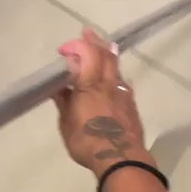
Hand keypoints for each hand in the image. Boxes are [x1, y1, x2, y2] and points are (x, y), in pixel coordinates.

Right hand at [54, 28, 152, 174]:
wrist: (121, 159)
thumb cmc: (87, 142)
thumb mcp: (66, 123)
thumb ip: (63, 101)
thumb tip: (59, 86)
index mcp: (89, 85)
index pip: (86, 53)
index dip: (76, 46)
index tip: (63, 50)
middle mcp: (108, 84)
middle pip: (105, 54)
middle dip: (95, 41)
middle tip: (88, 32)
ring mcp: (123, 94)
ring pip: (117, 67)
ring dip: (108, 55)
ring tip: (104, 48)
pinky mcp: (131, 106)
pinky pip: (123, 83)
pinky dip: (115, 75)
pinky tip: (113, 81)